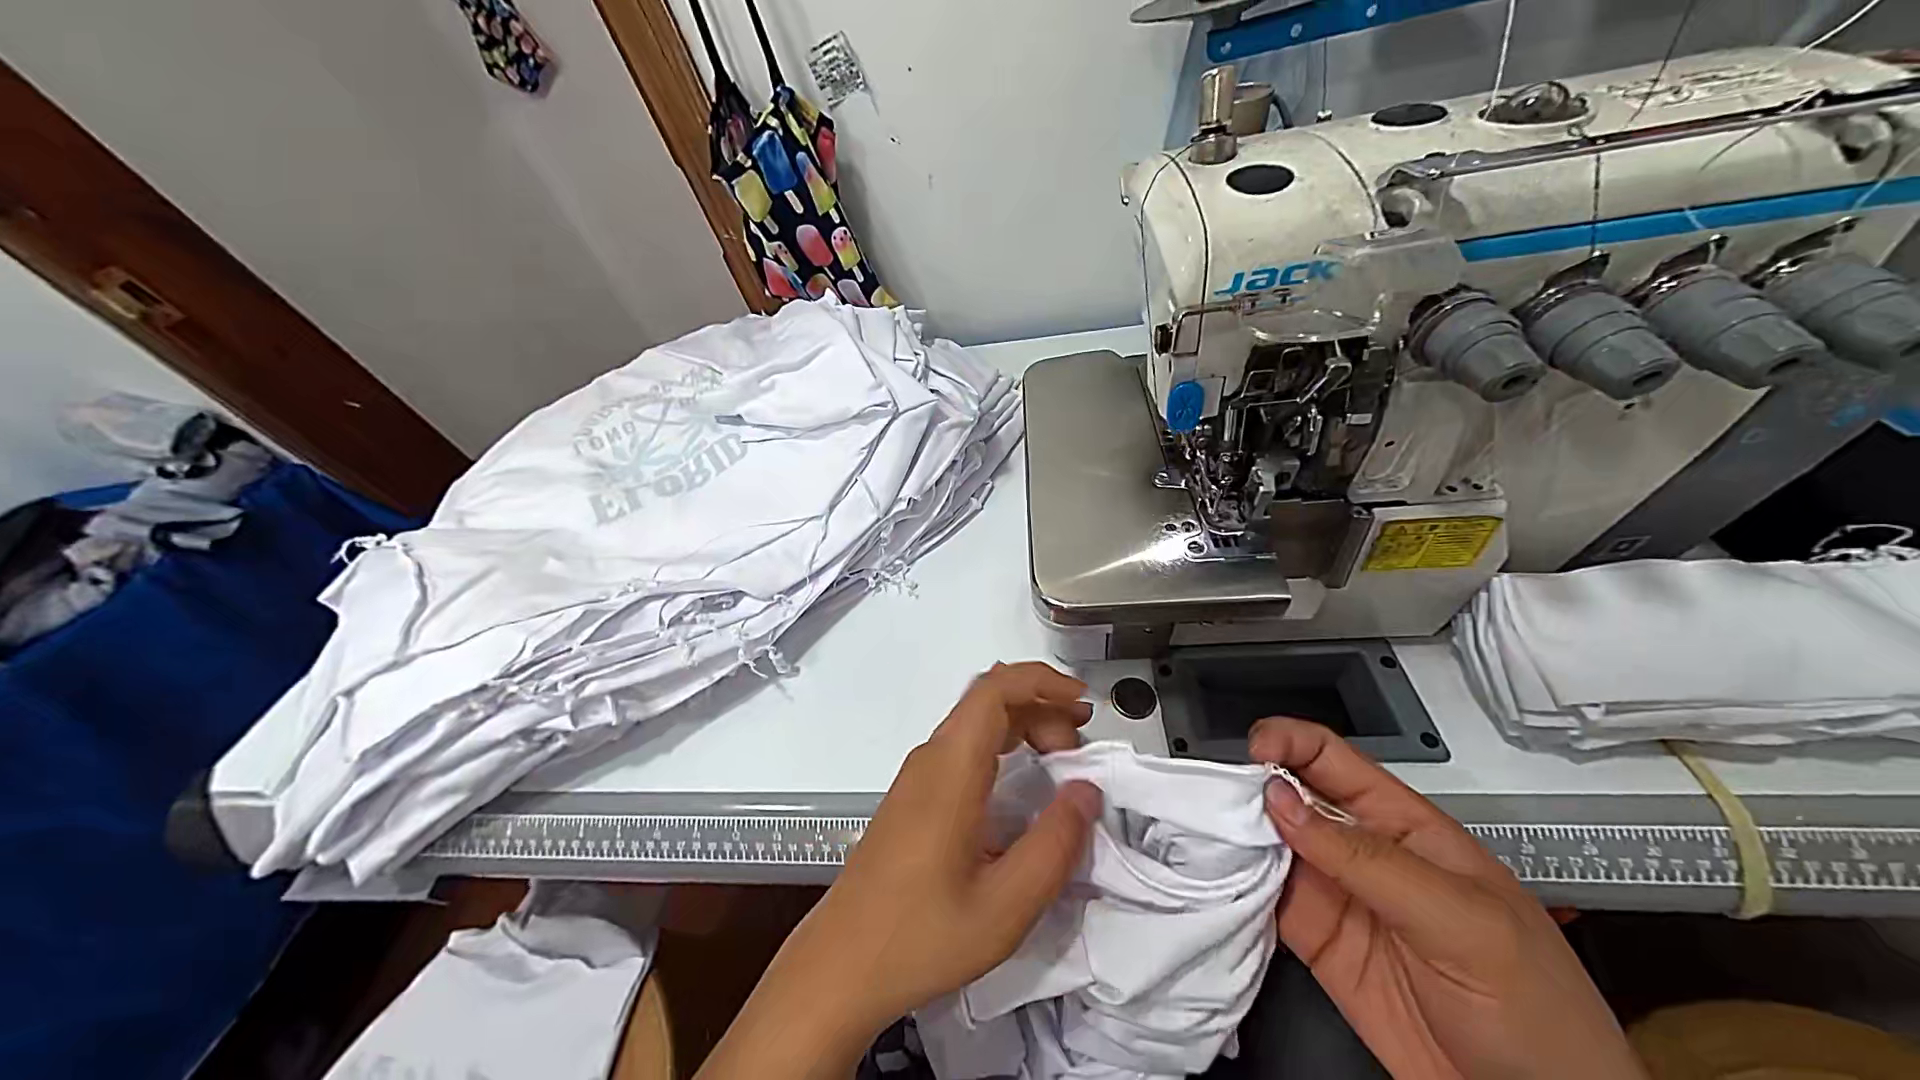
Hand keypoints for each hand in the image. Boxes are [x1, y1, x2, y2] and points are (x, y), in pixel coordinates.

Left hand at [696, 663, 1101, 1079]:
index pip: (994, 689)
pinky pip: (964, 748)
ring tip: (1061, 761)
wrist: (841, 965)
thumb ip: (1055, 844)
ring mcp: (918, 777)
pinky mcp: (913, 797)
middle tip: (1077, 752)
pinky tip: (1022, 787)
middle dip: (1042, 708)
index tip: (1083, 702)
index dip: (1042, 680)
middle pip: (988, 700)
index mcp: (950, 770)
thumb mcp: (1006, 905)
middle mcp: (930, 760)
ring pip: (975, 723)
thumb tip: (1087, 791)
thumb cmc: (920, 936)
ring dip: (1024, 727)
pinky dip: (1003, 747)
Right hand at [1251, 717, 1645, 1079]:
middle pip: (1287, 795)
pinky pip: (1260, 897)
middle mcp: (1359, 850)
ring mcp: (1333, 894)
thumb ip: (1368, 859)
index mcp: (1403, 825)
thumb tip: (1284, 801)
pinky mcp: (1313, 939)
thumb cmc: (1538, 1012)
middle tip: (1216, 800)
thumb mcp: (1462, 922)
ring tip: (1206, 837)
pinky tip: (1218, 879)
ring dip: (1234, 836)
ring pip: (1265, 843)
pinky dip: (1233, 885)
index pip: (1333, 759)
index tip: (1254, 752)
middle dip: (1248, 787)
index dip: (1289, 742)